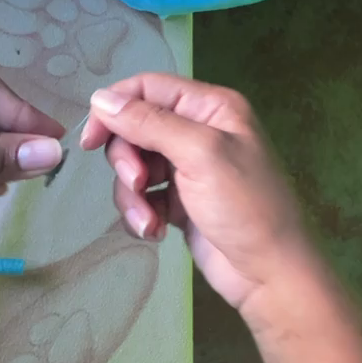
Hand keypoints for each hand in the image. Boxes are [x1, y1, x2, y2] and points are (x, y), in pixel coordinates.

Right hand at [79, 74, 317, 315]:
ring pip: (134, 166)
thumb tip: (99, 98)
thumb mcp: (200, 154)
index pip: (148, 88)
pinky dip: (142, 213)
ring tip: (150, 221)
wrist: (270, 274)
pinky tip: (156, 232)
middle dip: (128, 160)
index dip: (114, 108)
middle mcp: (198, 130)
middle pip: (135, 128)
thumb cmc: (245, 205)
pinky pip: (142, 196)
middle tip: (138, 183)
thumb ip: (149, 123)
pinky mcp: (179, 201)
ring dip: (133, 195)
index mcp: (210, 106)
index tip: (91, 140)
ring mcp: (188, 168)